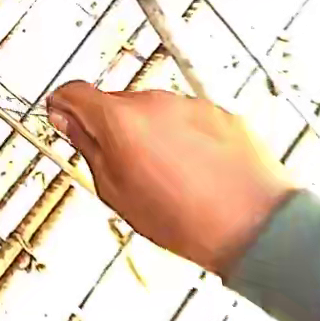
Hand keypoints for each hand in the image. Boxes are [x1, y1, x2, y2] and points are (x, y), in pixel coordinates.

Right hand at [46, 82, 293, 274]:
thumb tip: (70, 123)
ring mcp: (188, 105)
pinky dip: (181, 136)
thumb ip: (87, 149)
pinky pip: (184, 117)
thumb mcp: (115, 191)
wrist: (259, 228)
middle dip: (110, 125)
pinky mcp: (218, 113)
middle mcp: (152, 102)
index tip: (60, 112)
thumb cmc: (187, 219)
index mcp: (119, 119)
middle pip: (114, 102)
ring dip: (148, 131)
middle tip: (120, 162)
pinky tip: (192, 169)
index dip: (62, 103)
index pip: (74, 92)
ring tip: (165, 174)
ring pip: (151, 110)